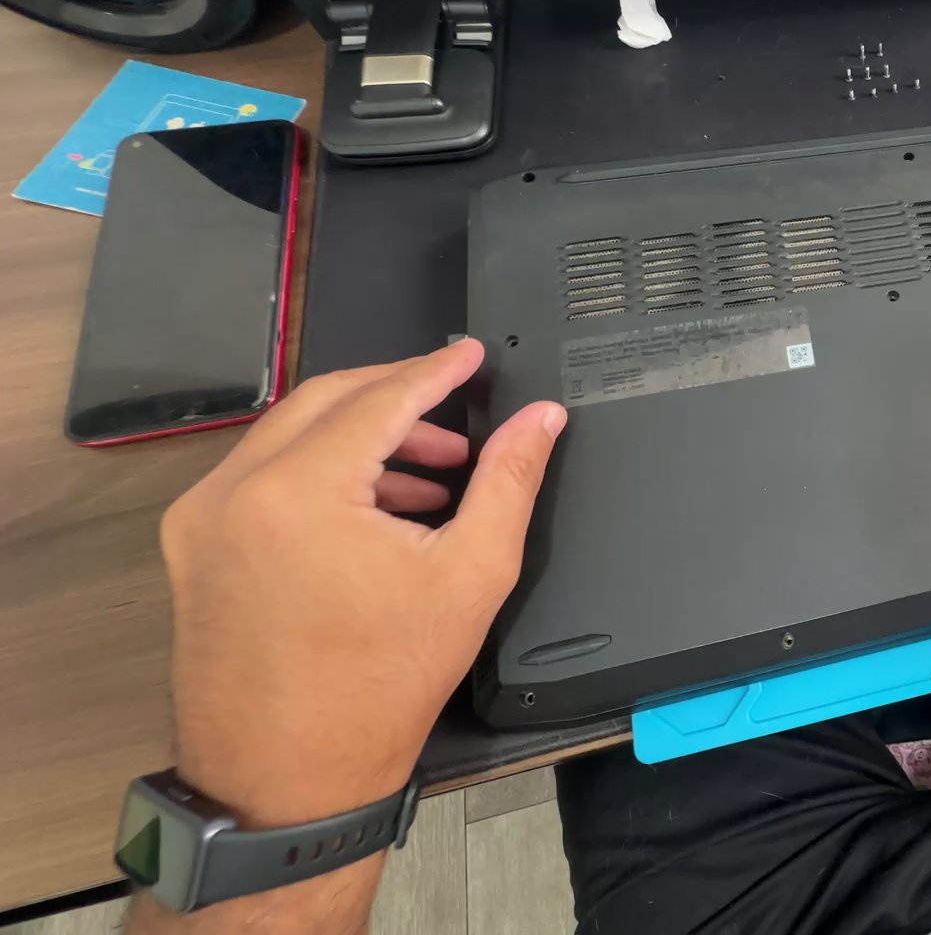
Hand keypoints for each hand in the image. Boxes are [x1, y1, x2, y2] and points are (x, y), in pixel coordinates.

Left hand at [159, 340, 565, 826]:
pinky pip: (270, 475)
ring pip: (293, 436)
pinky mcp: (197, 549)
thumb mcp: (476, 566)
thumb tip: (542, 419)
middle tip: (460, 394)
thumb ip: (511, 477)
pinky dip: (334, 467)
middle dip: (399, 390)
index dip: (435, 369)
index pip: (378, 399)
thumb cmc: (390, 671)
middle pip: (324, 402)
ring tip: (442, 464)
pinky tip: (392, 502)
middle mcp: (230, 494)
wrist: (294, 768)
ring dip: (369, 432)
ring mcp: (201, 523)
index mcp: (298, 493)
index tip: (471, 353)